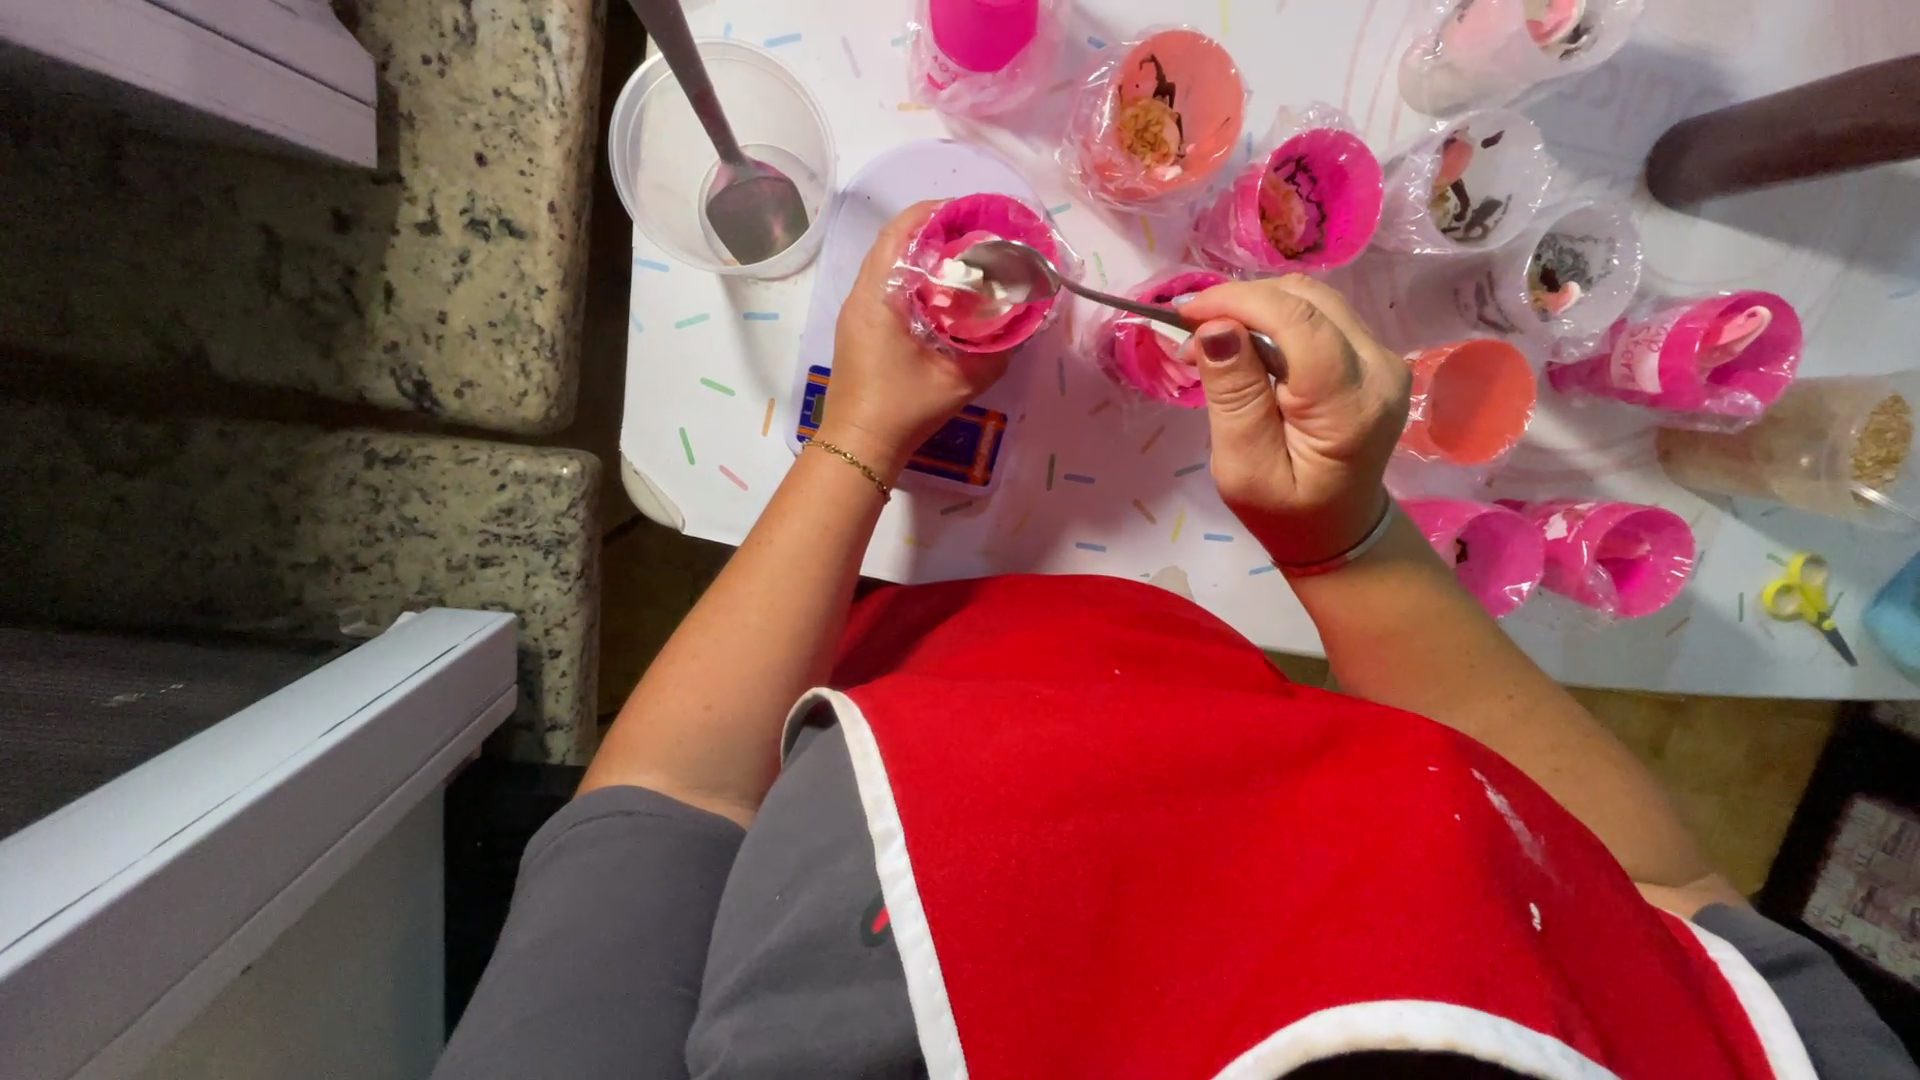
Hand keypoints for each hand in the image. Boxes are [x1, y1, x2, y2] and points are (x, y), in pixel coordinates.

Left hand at [819, 201, 1009, 480]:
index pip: (901, 231)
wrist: (859, 447)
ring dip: (923, 256)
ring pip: (889, 265)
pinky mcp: (860, 329)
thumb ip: (995, 350)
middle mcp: (862, 296)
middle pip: (895, 243)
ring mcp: (857, 313)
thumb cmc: (903, 410)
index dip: (937, 214)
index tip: (972, 215)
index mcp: (878, 297)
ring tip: (964, 261)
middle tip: (976, 238)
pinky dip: (914, 280)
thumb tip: (1024, 324)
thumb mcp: (959, 381)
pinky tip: (943, 296)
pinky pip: (886, 288)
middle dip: (936, 232)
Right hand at [1176, 275, 1409, 566]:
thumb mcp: (1243, 468)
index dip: (1237, 302)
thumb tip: (1215, 328)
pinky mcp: (1372, 355)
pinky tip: (1244, 345)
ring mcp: (1382, 358)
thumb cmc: (1283, 510)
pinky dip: (1274, 319)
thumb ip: (1233, 396)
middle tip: (1191, 334)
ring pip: (1313, 300)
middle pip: (1306, 300)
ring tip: (1212, 340)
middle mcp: (1379, 368)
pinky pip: (1320, 316)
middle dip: (1241, 303)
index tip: (1184, 314)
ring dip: (1255, 308)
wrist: (1338, 529)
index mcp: (1349, 405)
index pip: (1297, 321)